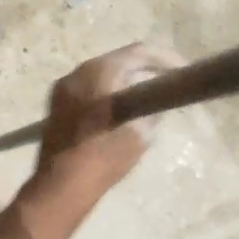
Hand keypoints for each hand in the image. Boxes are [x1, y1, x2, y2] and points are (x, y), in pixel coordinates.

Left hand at [31, 43, 172, 199]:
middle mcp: (77, 72)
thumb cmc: (104, 156)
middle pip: (117, 61)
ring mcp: (62, 89)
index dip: (165, 60)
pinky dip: (105, 93)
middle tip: (165, 82)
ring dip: (123, 82)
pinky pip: (86, 90)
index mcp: (99, 72)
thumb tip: (156, 102)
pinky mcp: (55, 106)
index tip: (182, 71)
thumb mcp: (141, 132)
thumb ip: (153, 108)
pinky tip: (118, 108)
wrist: (60, 184)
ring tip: (145, 96)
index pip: (139, 53)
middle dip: (143, 69)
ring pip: (100, 75)